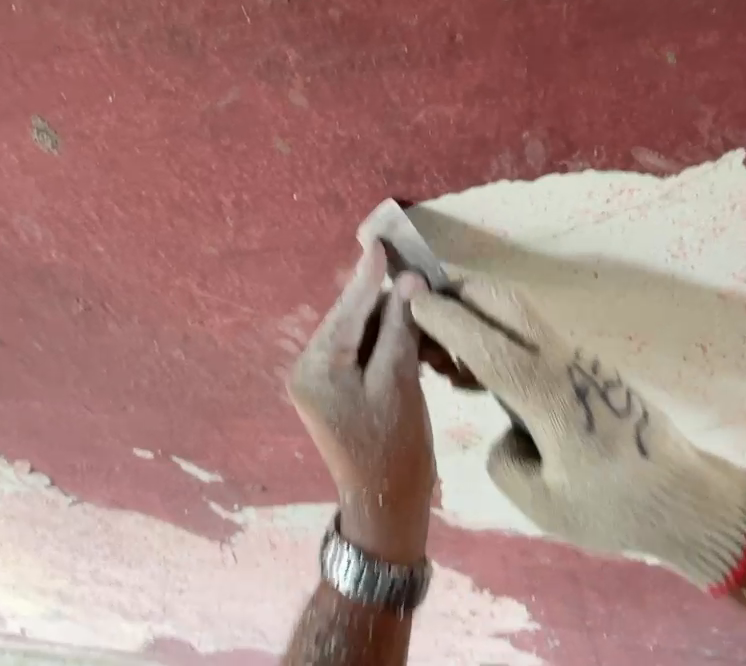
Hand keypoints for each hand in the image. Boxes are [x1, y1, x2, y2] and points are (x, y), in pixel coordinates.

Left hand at [288, 239, 435, 563]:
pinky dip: (394, 350)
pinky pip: (366, 352)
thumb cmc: (393, 448)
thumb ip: (401, 328)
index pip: (348, 309)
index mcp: (317, 366)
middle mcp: (310, 365)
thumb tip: (409, 281)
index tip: (381, 240)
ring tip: (435, 343)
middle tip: (431, 297)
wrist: (386, 505)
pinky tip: (422, 355)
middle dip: (395, 310)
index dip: (370, 275)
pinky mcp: (337, 386)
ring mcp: (322, 377)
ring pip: (365, 333)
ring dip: (400, 332)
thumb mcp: (400, 382)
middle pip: (357, 318)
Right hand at [410, 277, 745, 591]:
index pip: (482, 341)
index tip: (408, 296)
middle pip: (502, 300)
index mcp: (545, 393)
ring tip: (443, 346)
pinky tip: (479, 370)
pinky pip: (531, 333)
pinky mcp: (584, 366)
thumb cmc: (614, 507)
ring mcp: (575, 357)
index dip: (441, 316)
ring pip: (518, 311)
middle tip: (419, 305)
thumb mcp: (544, 504)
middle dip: (457, 291)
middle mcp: (559, 360)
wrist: (685, 499)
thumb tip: (507, 429)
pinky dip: (497, 332)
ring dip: (476, 310)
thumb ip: (505, 461)